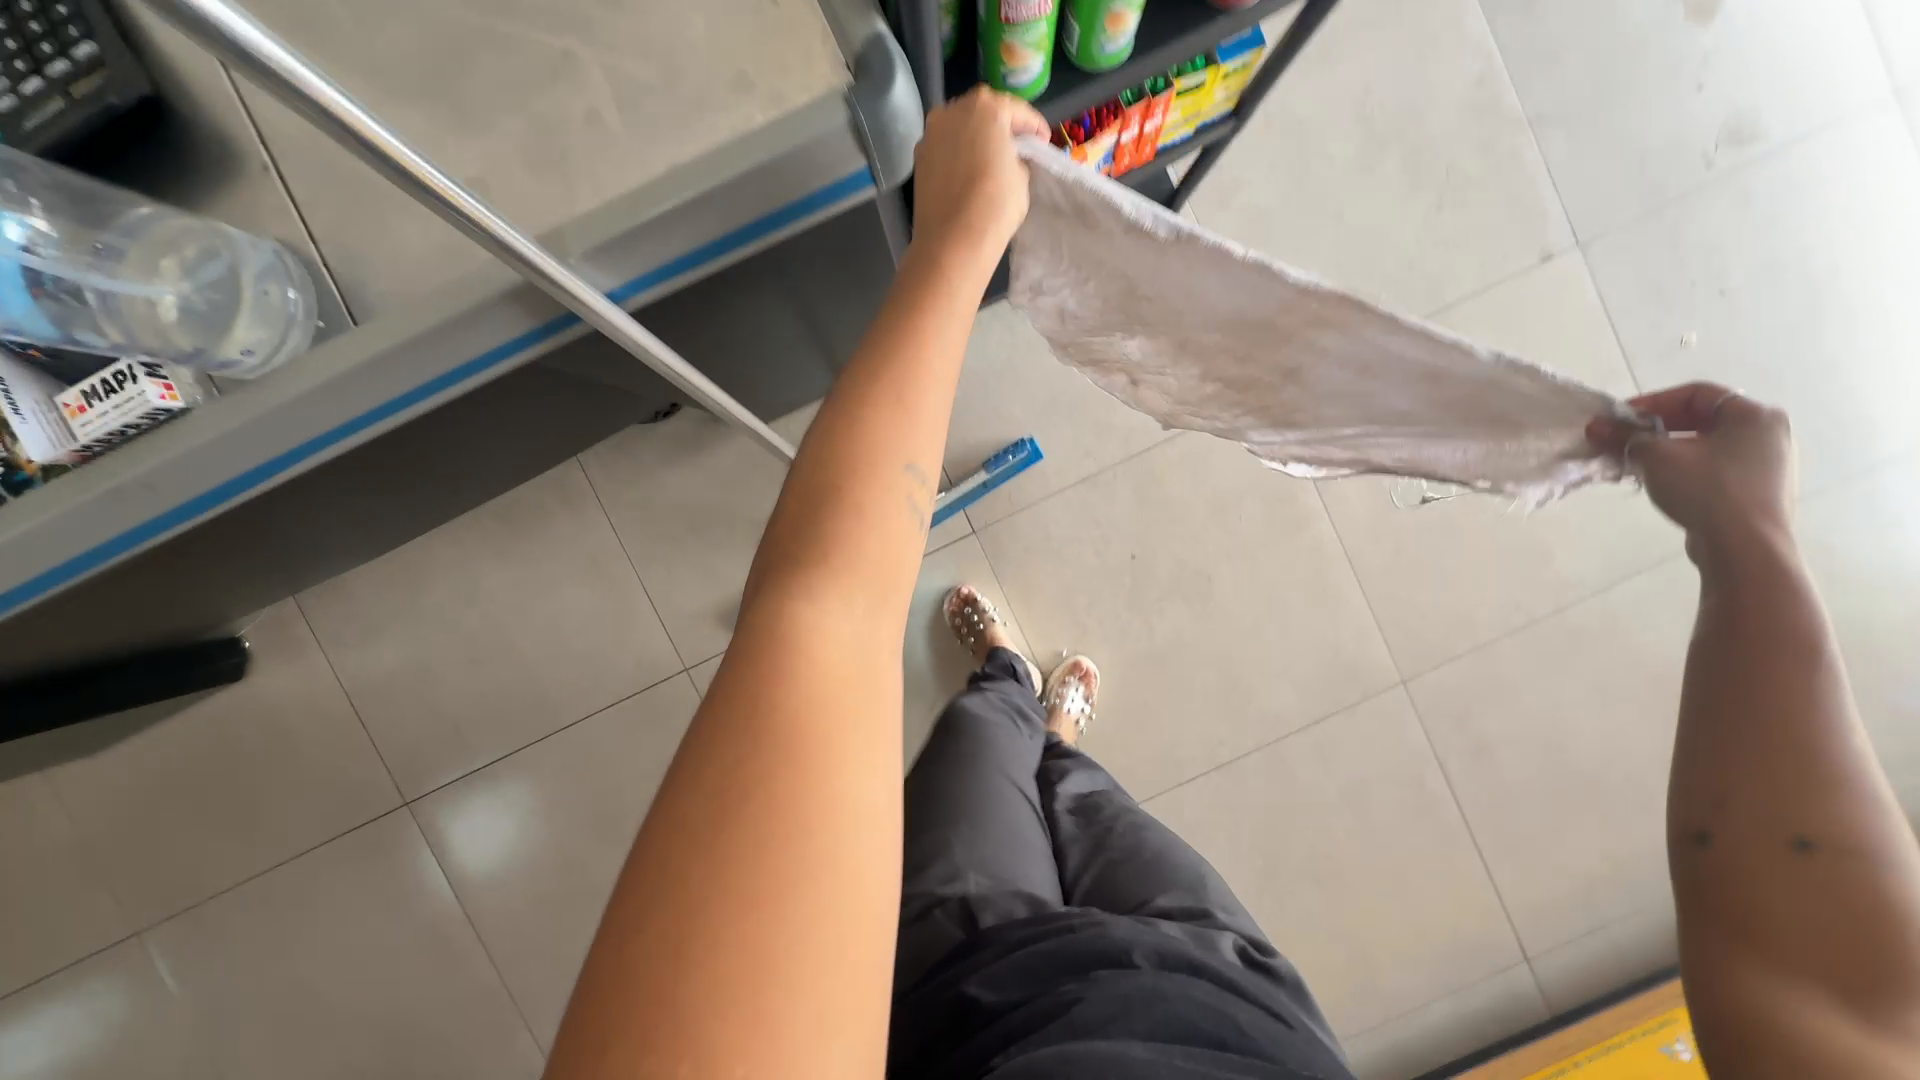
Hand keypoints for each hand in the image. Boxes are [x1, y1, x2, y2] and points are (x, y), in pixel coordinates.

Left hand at [911, 87, 1048, 266]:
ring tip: (991, 156)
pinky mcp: (919, 156)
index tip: (1043, 140)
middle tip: (1017, 144)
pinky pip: (946, 146)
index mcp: (986, 108)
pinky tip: (969, 169)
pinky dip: (959, 152)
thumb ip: (1016, 157)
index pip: (1017, 109)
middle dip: (1001, 124)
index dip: (1034, 125)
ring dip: (977, 136)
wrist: (952, 242)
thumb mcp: (1021, 178)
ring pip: (960, 126)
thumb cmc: (995, 206)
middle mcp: (953, 111)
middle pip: (983, 111)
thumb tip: (1009, 158)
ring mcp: (931, 133)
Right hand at [1588, 382, 1796, 564]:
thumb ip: (1626, 437)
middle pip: (1701, 419)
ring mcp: (1768, 462)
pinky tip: (1660, 482)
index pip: (1695, 394)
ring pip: (1706, 444)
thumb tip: (1595, 426)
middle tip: (1621, 441)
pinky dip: (1684, 467)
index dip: (1651, 403)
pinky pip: (1714, 466)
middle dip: (1655, 429)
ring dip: (1666, 449)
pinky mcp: (1758, 487)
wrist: (1745, 545)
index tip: (1618, 420)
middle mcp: (1768, 432)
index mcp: (1754, 415)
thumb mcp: (1658, 458)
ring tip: (1634, 463)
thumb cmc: (1706, 489)